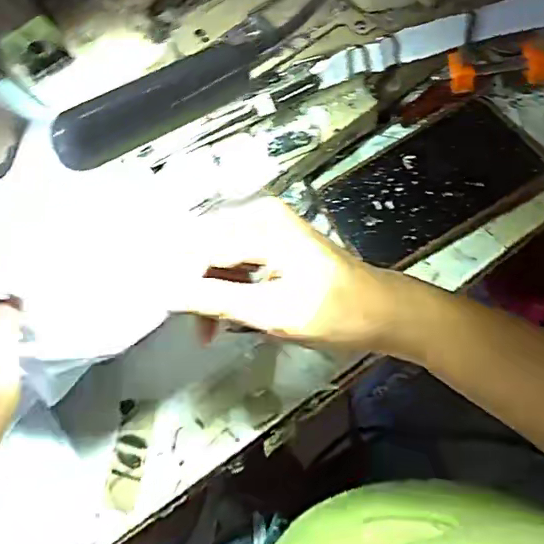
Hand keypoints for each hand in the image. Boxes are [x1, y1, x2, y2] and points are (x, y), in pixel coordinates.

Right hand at [172, 198, 414, 353]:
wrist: (384, 311)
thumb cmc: (336, 312)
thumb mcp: (274, 312)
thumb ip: (219, 301)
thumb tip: (171, 295)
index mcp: (263, 224)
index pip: (202, 248)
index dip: (177, 277)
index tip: (159, 305)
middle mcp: (260, 214)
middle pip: (207, 246)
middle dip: (192, 284)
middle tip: (187, 324)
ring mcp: (267, 224)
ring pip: (217, 254)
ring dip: (209, 290)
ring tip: (207, 329)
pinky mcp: (272, 238)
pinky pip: (234, 257)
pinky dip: (227, 285)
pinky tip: (226, 315)